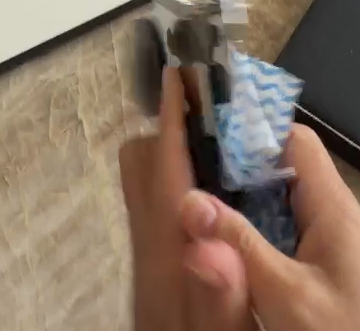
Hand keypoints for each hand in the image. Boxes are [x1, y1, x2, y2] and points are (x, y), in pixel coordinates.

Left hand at [119, 67, 253, 330]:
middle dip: (168, 126)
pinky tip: (217, 192)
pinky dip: (178, 178)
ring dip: (171, 150)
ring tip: (219, 138)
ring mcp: (147, 256)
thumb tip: (203, 216)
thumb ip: (220, 288)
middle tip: (212, 107)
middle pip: (138, 165)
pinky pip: (156, 203)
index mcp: (166, 253)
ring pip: (143, 182)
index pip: (161, 168)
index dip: (170, 117)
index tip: (180, 72)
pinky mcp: (154, 267)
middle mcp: (148, 246)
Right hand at [180, 122, 359, 330]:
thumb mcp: (286, 297)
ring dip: (244, 209)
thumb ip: (238, 245)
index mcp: (335, 206)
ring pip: (281, 209)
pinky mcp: (328, 278)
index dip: (252, 135)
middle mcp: (336, 217)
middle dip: (238, 175)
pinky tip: (227, 256)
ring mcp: (334, 249)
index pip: (295, 140)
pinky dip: (256, 240)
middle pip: (283, 172)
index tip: (205, 143)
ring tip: (198, 214)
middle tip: (190, 183)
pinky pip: (286, 240)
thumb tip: (187, 199)